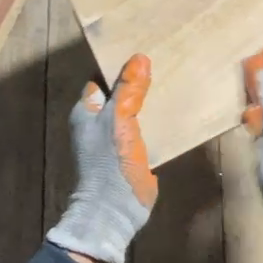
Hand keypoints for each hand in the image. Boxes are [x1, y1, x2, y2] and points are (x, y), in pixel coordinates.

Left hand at [46, 54, 156, 262]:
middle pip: (119, 94)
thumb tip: (140, 58)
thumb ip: (128, 90)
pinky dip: (156, 120)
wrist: (115, 210)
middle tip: (163, 63)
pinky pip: (145, 129)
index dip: (117, 66)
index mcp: (86, 113)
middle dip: (136, 82)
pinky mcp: (133, 154)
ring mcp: (116, 140)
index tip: (141, 51)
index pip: (100, 80)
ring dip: (149, 101)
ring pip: (133, 111)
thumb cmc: (109, 161)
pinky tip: (175, 110)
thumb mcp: (118, 120)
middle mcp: (98, 124)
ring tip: (173, 81)